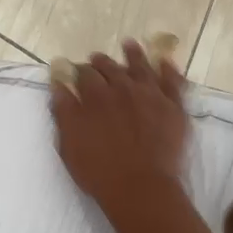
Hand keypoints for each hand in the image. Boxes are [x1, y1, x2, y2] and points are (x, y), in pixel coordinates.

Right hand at [50, 38, 189, 216]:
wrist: (141, 187)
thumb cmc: (99, 171)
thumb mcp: (69, 144)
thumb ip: (64, 112)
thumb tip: (59, 85)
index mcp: (95, 96)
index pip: (84, 74)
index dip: (78, 71)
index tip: (75, 71)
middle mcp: (123, 88)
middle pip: (110, 67)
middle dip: (101, 62)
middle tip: (96, 59)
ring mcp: (151, 95)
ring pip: (141, 66)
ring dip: (133, 54)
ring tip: (129, 45)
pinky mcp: (174, 107)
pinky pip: (173, 81)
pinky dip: (168, 69)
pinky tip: (165, 61)